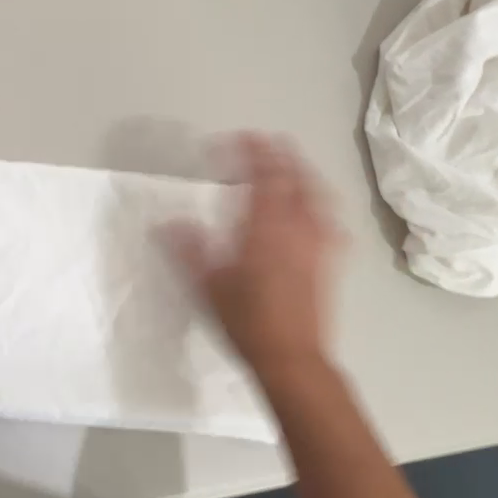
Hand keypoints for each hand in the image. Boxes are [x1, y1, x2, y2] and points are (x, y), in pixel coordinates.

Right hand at [162, 134, 341, 373]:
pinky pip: (328, 218)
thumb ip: (190, 249)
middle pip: (293, 178)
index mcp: (263, 230)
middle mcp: (296, 229)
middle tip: (261, 140)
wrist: (292, 357)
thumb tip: (168, 221)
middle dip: (278, 153)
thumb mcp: (207, 285)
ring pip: (316, 194)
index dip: (248, 152)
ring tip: (288, 162)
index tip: (231, 140)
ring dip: (301, 171)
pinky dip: (319, 201)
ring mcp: (317, 243)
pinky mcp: (329, 260)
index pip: (260, 177)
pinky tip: (313, 207)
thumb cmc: (245, 321)